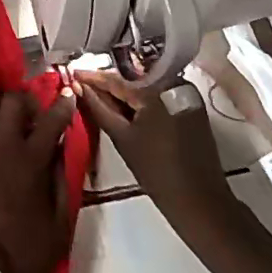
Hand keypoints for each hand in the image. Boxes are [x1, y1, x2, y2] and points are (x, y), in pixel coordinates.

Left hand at [0, 90, 74, 272]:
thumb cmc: (23, 254)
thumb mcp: (59, 226)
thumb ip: (61, 184)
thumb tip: (60, 154)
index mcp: (32, 160)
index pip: (52, 121)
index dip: (62, 105)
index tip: (66, 95)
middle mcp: (2, 147)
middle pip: (11, 102)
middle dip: (22, 99)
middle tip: (27, 109)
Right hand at [73, 71, 230, 224]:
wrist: (198, 199)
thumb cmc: (155, 171)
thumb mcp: (122, 138)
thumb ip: (99, 108)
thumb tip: (80, 87)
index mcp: (155, 90)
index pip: (116, 79)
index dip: (92, 77)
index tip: (72, 73)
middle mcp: (174, 83)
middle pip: (134, 79)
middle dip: (109, 83)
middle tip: (85, 85)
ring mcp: (186, 94)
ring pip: (148, 86)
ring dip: (126, 91)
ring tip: (102, 96)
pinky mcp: (193, 106)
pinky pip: (161, 95)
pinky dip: (143, 99)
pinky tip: (127, 108)